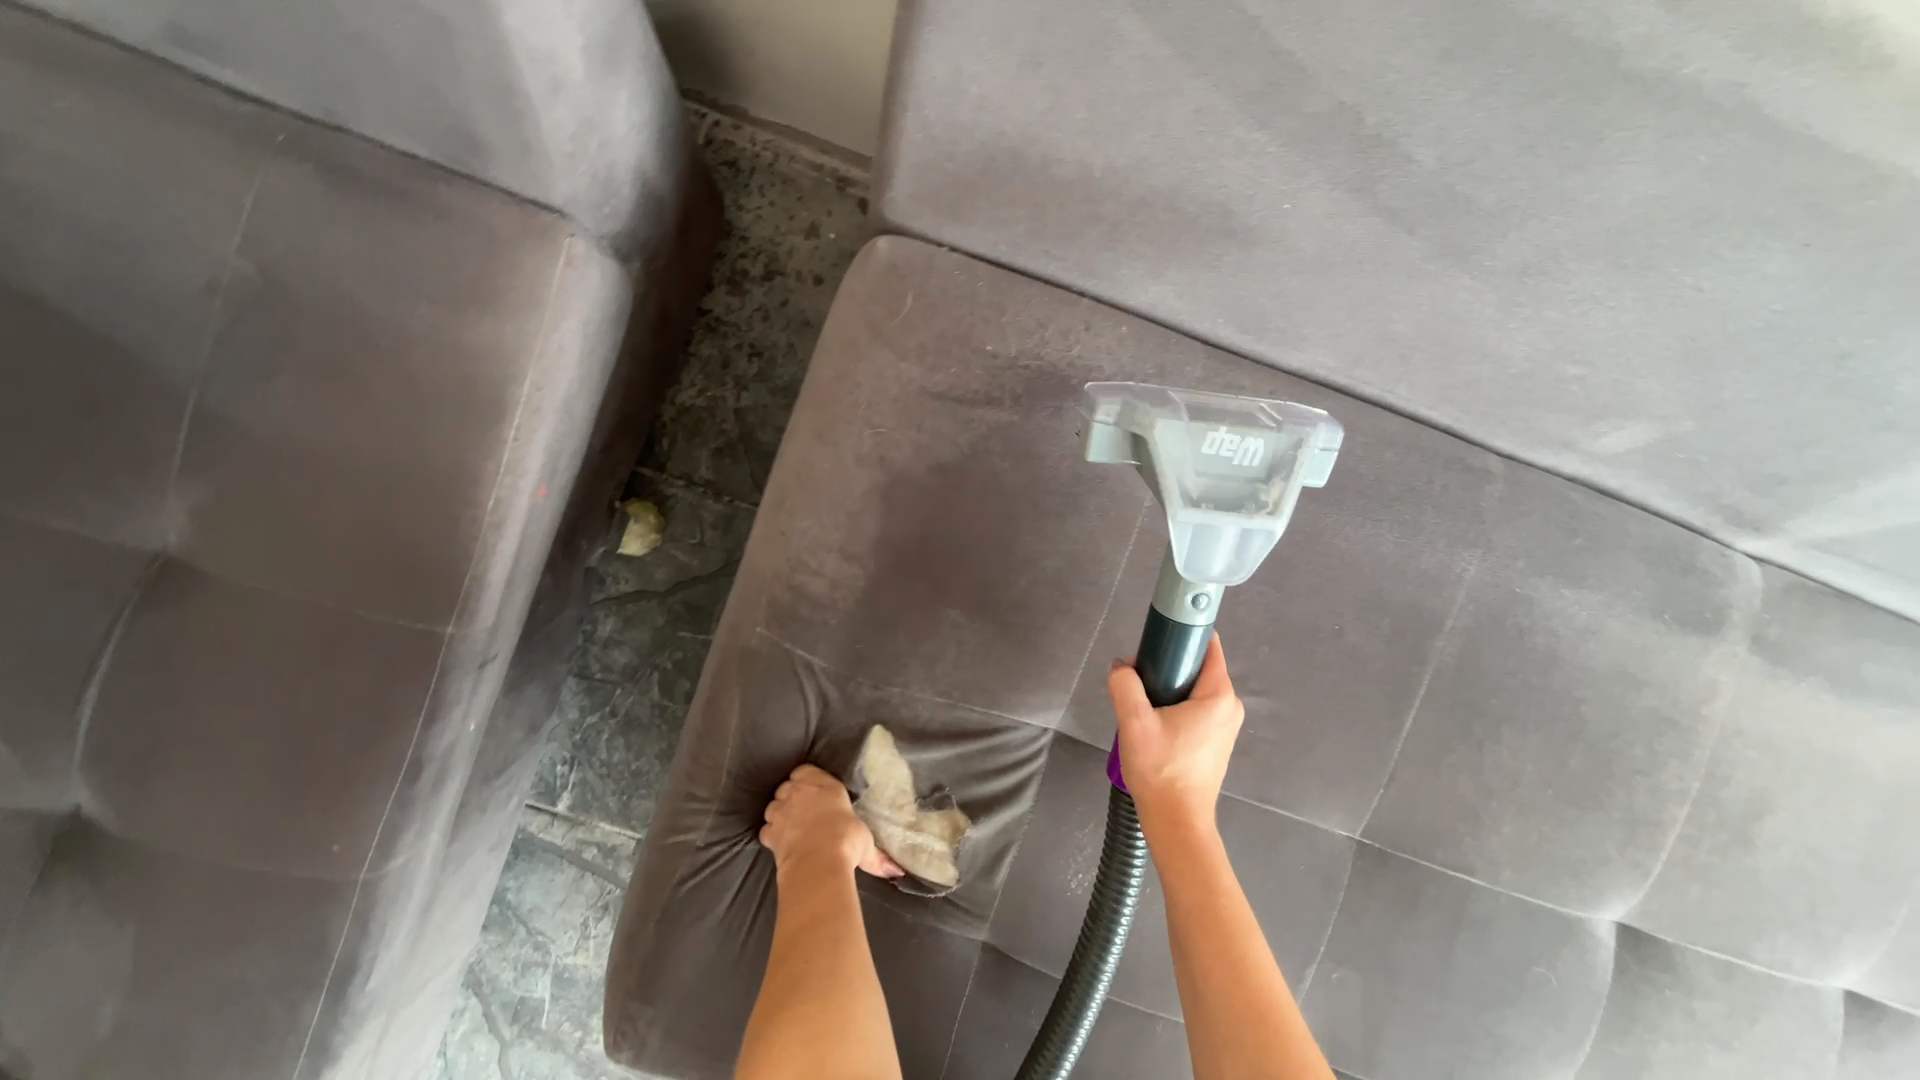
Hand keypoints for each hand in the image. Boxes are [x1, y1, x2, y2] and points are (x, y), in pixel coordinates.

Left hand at [760, 765, 903, 881]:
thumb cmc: (846, 841)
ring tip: (792, 828)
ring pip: (773, 807)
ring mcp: (781, 811)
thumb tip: (897, 872)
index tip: (813, 793)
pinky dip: (772, 835)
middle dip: (792, 797)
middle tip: (804, 813)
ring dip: (780, 815)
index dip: (806, 780)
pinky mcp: (770, 832)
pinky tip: (781, 844)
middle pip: (787, 787)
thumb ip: (877, 856)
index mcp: (825, 786)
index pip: (806, 771)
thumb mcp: (866, 844)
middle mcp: (800, 793)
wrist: (818, 861)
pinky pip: (767, 830)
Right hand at [1108, 636, 1244, 830]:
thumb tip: (1121, 666)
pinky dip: (1174, 709)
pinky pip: (1194, 710)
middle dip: (1168, 666)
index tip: (1156, 638)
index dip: (1183, 636)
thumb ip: (1125, 685)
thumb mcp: (1134, 722)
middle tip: (1139, 679)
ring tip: (1142, 706)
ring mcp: (1224, 727)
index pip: (1209, 646)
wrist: (1176, 822)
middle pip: (1197, 668)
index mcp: (1219, 696)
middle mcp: (1229, 708)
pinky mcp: (1214, 743)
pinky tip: (1152, 724)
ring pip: (1193, 691)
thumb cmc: (1161, 770)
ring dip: (1167, 691)